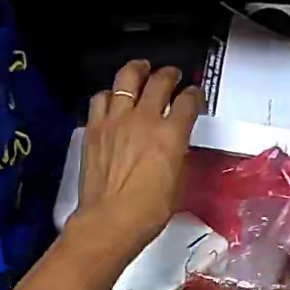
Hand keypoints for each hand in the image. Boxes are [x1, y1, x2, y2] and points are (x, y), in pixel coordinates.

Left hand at [73, 60, 203, 254]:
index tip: (194, 94)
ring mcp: (116, 120)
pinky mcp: (94, 127)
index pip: (188, 102)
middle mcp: (144, 120)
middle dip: (169, 74)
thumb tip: (174, 146)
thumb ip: (177, 155)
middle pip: (159, 82)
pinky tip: (114, 98)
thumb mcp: (178, 182)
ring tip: (141, 70)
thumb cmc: (150, 210)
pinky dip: (111, 94)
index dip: (194, 95)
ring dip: (137, 71)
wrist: (112, 219)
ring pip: (126, 79)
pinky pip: (102, 97)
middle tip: (172, 74)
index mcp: (171, 135)